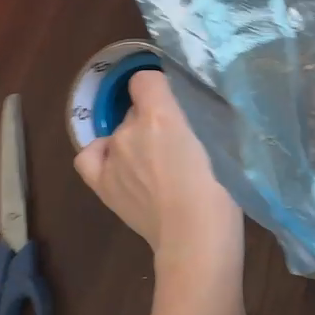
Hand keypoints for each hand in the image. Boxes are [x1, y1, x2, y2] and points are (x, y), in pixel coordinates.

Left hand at [74, 71, 243, 276]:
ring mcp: (111, 158)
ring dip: (137, 139)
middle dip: (155, 118)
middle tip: (182, 138)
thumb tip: (190, 117)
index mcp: (162, 115)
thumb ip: (203, 121)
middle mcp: (129, 130)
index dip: (161, 85)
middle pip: (136, 110)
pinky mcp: (102, 183)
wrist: (195, 234)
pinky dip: (103, 153)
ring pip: (121, 133)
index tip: (181, 99)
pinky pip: (90, 156)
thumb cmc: (224, 188)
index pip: (145, 80)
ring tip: (160, 160)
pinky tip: (121, 162)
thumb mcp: (223, 143)